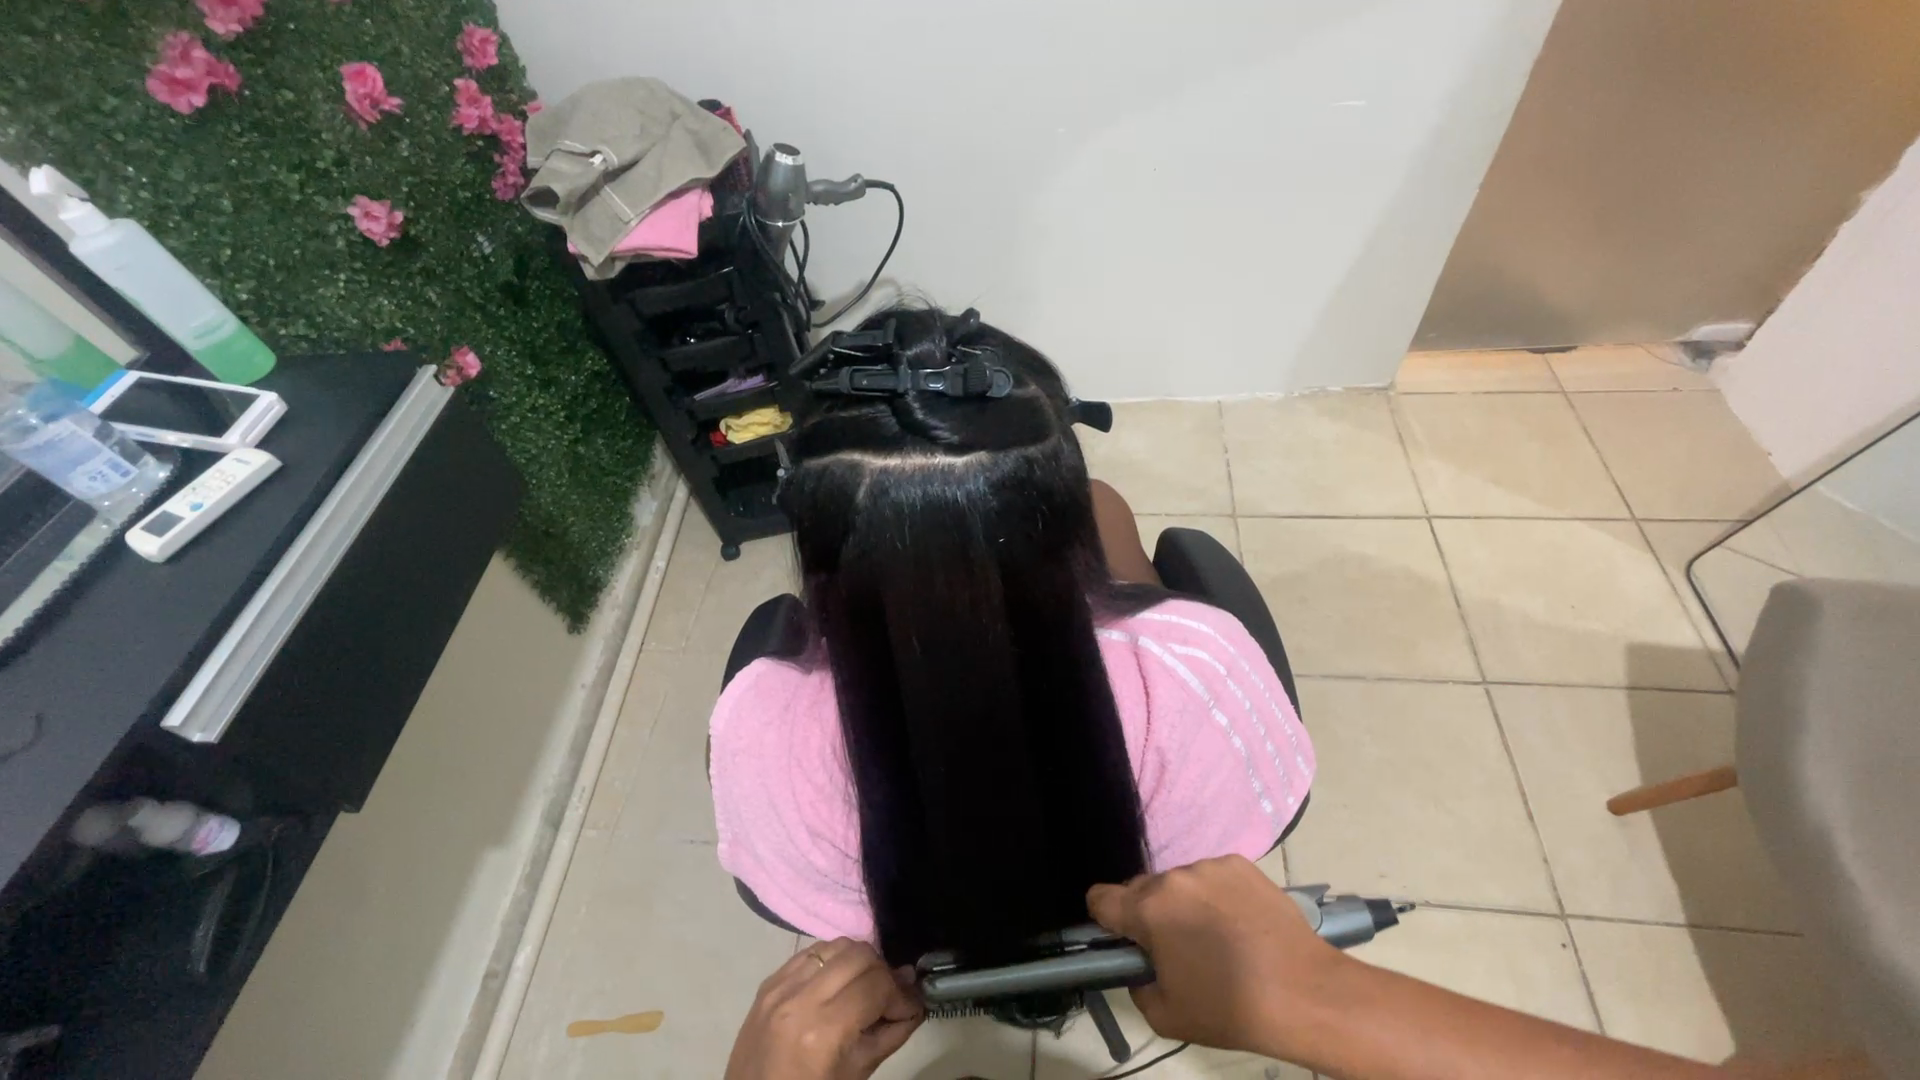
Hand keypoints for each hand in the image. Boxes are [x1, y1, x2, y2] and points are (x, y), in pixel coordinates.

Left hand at [724, 938, 923, 1079]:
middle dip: (883, 972)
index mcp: (823, 1030)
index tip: (909, 1007)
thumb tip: (914, 991)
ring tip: (862, 987)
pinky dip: (833, 960)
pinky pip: (812, 951)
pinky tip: (837, 983)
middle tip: (888, 997)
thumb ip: (892, 1031)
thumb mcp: (859, 1072)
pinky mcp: (769, 980)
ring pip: (837, 944)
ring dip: (859, 961)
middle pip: (860, 955)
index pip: (877, 985)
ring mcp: (780, 985)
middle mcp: (800, 998)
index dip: (901, 994)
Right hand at [1087, 855, 1349, 1059]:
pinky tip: (1238, 922)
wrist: (1305, 994)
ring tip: (1216, 937)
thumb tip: (1139, 965)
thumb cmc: (1230, 1009)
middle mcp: (1173, 877)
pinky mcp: (1240, 864)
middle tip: (1176, 948)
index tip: (1125, 940)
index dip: (1106, 920)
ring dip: (1183, 903)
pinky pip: (1211, 877)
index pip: (1100, 898)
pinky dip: (1215, 895)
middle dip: (1148, 914)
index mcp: (1148, 909)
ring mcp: (1210, 866)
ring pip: (1178, 882)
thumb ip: (1136, 984)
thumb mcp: (1166, 1015)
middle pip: (1141, 889)